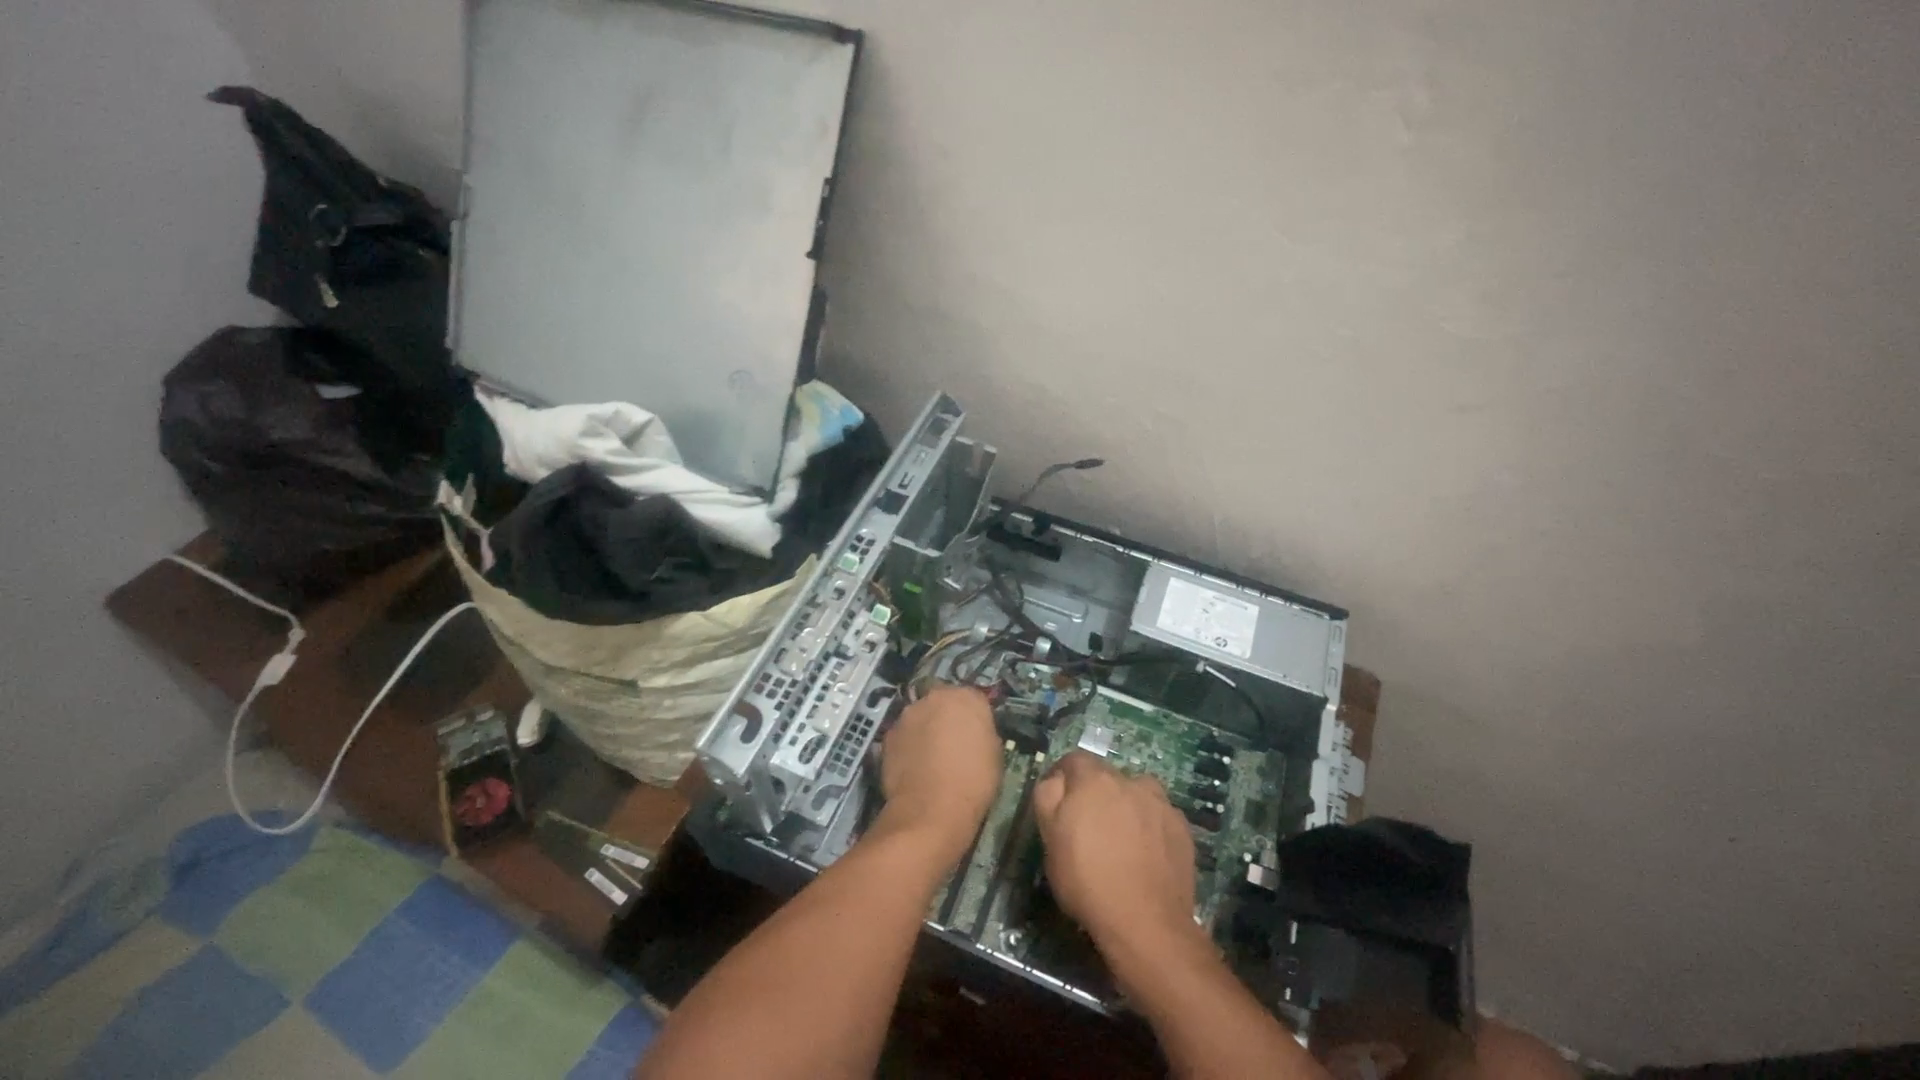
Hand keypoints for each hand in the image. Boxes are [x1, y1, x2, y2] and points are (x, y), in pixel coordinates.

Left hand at [875, 685, 1002, 863]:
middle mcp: (934, 697)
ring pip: (919, 717)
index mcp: (966, 697)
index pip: (973, 698)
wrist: (931, 808)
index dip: (975, 717)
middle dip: (946, 717)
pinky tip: (914, 768)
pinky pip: (903, 736)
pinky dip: (908, 746)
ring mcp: (907, 715)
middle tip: (952, 742)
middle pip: (942, 702)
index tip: (976, 734)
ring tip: (930, 758)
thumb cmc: (974, 781)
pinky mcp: (888, 736)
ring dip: (924, 730)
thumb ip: (982, 733)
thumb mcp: (995, 754)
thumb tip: (973, 734)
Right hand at [1032, 751, 1196, 949]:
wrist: (1145, 921)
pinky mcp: (1182, 828)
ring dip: (1127, 808)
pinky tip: (1145, 856)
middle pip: (1108, 778)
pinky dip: (1150, 828)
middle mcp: (1132, 782)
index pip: (1074, 760)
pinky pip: (1158, 818)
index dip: (1063, 777)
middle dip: (1096, 795)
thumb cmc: (1087, 880)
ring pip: (1137, 795)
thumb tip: (1056, 780)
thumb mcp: (1049, 840)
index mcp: (1095, 780)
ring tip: (1122, 842)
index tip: (1059, 803)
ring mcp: (1162, 804)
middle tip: (1089, 830)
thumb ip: (1048, 798)